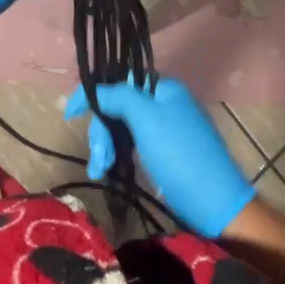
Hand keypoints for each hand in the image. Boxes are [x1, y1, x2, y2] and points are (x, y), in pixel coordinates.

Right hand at [65, 78, 256, 237]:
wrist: (214, 203)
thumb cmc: (179, 155)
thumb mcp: (147, 119)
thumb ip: (119, 97)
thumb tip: (95, 90)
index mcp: (164, 89)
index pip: (121, 80)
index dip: (95, 94)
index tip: (70, 114)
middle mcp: (164, 103)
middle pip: (119, 106)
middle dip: (103, 129)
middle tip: (99, 157)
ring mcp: (164, 129)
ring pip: (123, 127)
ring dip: (107, 145)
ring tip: (100, 170)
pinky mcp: (163, 152)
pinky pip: (132, 143)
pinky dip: (117, 155)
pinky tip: (107, 170)